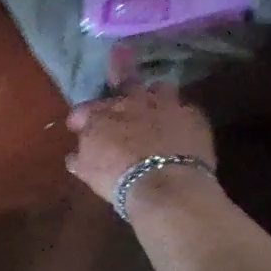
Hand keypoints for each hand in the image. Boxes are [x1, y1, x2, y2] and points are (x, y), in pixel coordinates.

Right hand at [65, 84, 216, 202]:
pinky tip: (178, 127)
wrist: (166, 186)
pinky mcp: (194, 118)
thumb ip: (80, 157)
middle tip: (119, 103)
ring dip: (155, 96)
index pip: (84, 109)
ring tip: (154, 107)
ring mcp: (165, 107)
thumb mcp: (86, 171)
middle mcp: (131, 104)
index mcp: (100, 115)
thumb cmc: (117, 177)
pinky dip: (180, 116)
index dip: (80, 118)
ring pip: (159, 88)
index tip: (76, 128)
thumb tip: (75, 155)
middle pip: (125, 83)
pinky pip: (186, 109)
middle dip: (120, 88)